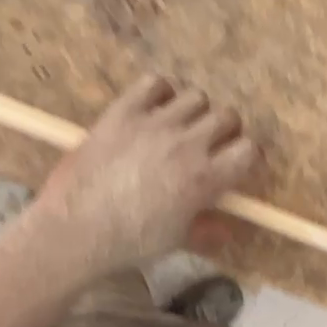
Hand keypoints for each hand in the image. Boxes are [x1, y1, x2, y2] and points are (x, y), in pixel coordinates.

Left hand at [26, 75, 260, 274]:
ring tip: (181, 127)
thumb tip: (226, 230)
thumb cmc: (129, 243)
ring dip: (195, 111)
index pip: (249, 150)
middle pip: (227, 116)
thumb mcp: (174, 241)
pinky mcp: (123, 111)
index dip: (249, 156)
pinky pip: (154, 83)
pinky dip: (161, 92)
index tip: (240, 164)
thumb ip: (205, 231)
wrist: (76, 229)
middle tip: (211, 145)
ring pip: (196, 97)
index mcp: (204, 179)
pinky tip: (153, 110)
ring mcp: (154, 123)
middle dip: (226, 131)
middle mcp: (186, 144)